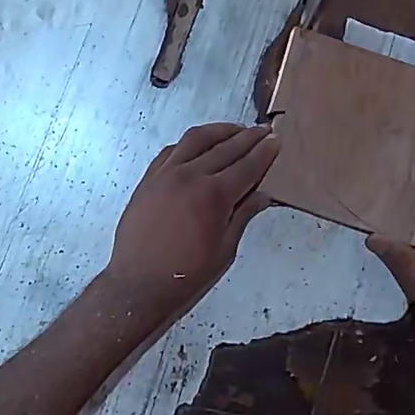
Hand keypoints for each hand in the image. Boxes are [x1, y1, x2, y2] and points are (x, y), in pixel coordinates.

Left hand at [104, 123, 280, 319]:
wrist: (139, 284)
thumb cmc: (185, 274)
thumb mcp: (225, 249)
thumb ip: (243, 215)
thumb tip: (262, 195)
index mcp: (214, 195)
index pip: (247, 165)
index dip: (264, 152)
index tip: (275, 140)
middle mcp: (190, 176)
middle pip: (225, 147)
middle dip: (248, 137)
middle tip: (262, 130)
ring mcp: (166, 174)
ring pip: (196, 139)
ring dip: (219, 131)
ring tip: (235, 130)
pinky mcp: (149, 179)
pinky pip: (172, 150)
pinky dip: (189, 143)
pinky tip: (199, 145)